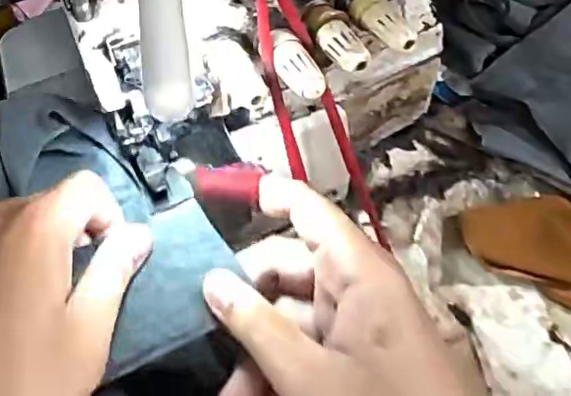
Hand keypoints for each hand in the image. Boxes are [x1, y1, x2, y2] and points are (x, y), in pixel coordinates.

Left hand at [0, 170, 153, 395]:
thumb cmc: (20, 376)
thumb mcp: (84, 334)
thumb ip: (115, 272)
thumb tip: (138, 232)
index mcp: (37, 221)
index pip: (88, 183)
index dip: (110, 216)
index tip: (110, 263)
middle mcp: (0, 212)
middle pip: (56, 200)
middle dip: (80, 233)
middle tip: (83, 291)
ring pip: (26, 219)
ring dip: (48, 246)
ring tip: (47, 304)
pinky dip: (17, 255)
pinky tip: (12, 307)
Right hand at [202, 177, 472, 395]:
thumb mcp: (311, 377)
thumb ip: (256, 325)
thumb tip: (211, 280)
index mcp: (358, 270)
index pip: (306, 208)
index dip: (267, 195)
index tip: (220, 197)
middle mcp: (359, 286)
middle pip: (286, 265)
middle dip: (246, 300)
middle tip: (207, 325)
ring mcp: (361, 325)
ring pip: (292, 313)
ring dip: (257, 345)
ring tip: (230, 388)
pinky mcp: (363, 361)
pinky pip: (310, 345)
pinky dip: (281, 365)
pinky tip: (252, 391)